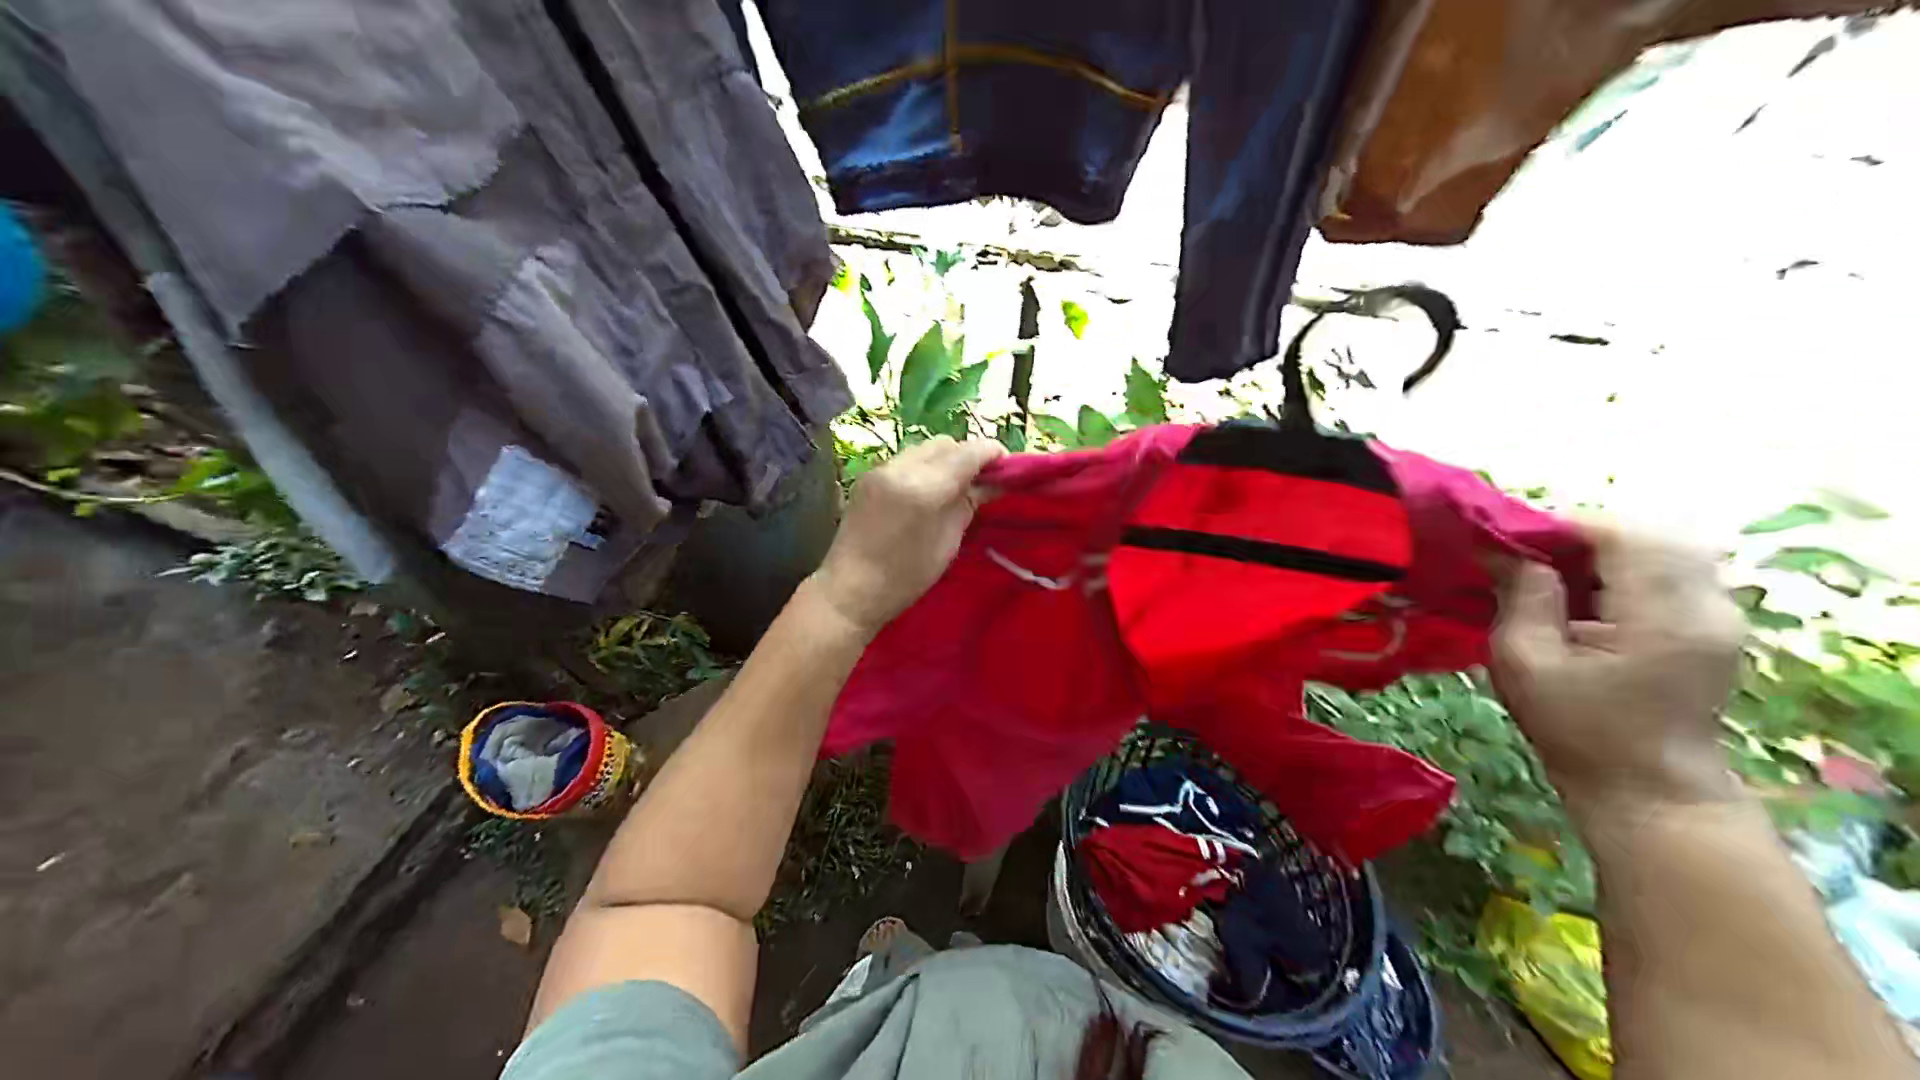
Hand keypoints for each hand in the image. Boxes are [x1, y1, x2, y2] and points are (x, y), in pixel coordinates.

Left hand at [809, 437, 1003, 637]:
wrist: (849, 591)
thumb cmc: (906, 578)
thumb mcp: (948, 543)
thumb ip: (969, 504)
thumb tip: (993, 483)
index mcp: (924, 488)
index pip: (967, 453)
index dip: (992, 453)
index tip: (1007, 465)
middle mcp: (900, 468)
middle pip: (945, 443)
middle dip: (968, 455)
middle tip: (983, 479)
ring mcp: (880, 469)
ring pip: (924, 448)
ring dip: (946, 459)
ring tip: (956, 485)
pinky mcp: (868, 476)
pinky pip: (906, 459)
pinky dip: (924, 467)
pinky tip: (929, 490)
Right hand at [1490, 520, 1747, 813]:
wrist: (1646, 790)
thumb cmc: (1577, 728)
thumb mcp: (1526, 660)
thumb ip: (1522, 596)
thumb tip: (1505, 549)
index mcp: (1663, 617)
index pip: (1621, 536)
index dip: (1561, 526)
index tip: (1508, 538)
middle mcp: (1706, 607)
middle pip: (1648, 535)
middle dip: (1579, 536)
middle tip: (1525, 554)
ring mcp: (1717, 616)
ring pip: (1660, 550)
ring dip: (1599, 552)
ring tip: (1548, 572)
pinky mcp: (1710, 626)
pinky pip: (1667, 573)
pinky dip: (1619, 570)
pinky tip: (1581, 593)